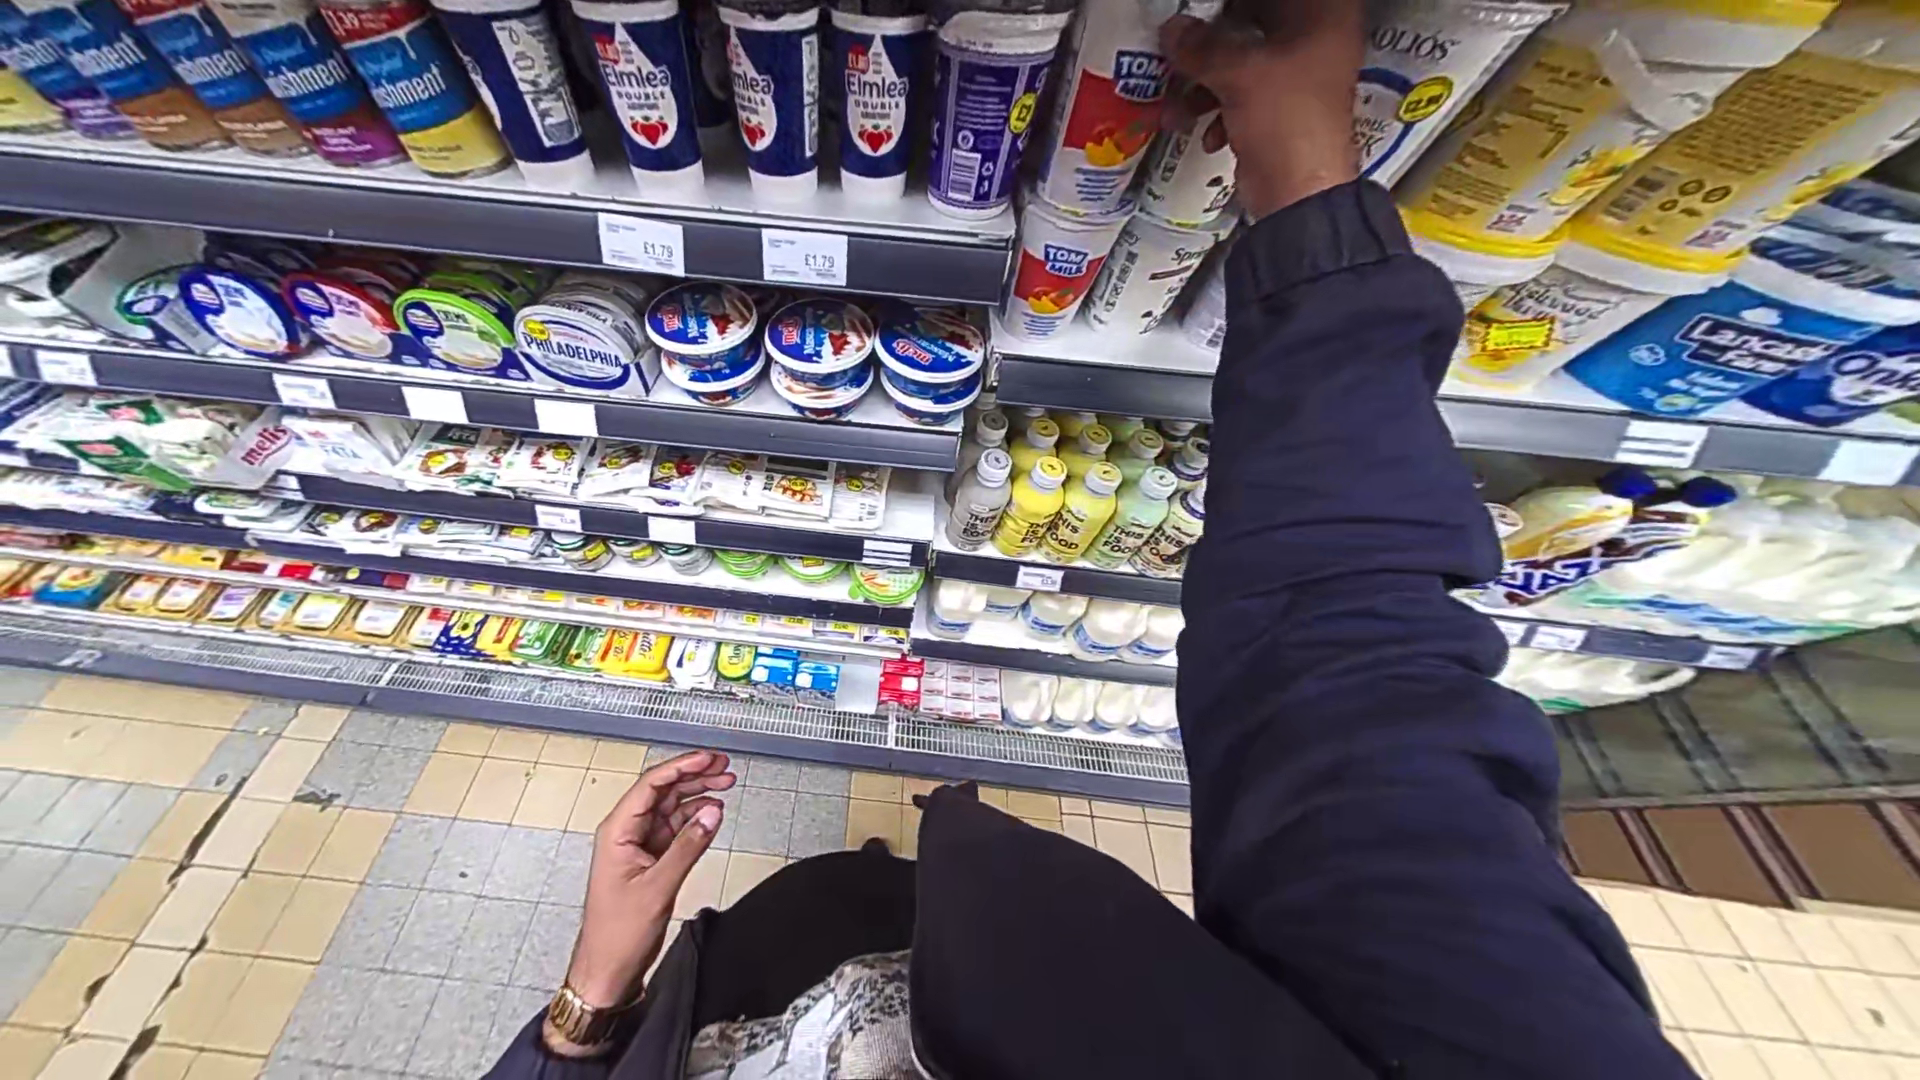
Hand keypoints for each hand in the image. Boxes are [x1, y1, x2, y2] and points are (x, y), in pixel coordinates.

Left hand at [553, 750, 734, 1041]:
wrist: (607, 973)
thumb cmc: (617, 936)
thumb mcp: (658, 887)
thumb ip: (689, 846)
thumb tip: (712, 812)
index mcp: (617, 831)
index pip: (652, 784)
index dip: (682, 766)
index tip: (707, 758)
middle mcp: (627, 832)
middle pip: (664, 789)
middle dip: (695, 774)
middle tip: (723, 766)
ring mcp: (640, 843)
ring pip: (673, 804)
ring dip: (699, 792)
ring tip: (725, 782)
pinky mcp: (651, 856)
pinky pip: (678, 825)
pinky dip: (697, 815)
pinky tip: (713, 812)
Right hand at [1161, 2, 1363, 217]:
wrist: (1299, 192)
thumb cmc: (1284, 119)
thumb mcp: (1239, 76)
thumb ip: (1202, 49)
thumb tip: (1170, 29)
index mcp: (1322, 11)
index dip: (1229, 4)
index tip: (1200, 11)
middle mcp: (1316, 38)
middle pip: (1254, 24)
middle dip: (1211, 46)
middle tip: (1179, 54)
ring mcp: (1298, 80)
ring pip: (1244, 67)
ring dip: (1206, 88)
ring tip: (1177, 109)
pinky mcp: (1280, 116)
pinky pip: (1244, 101)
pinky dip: (1221, 116)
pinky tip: (1207, 137)